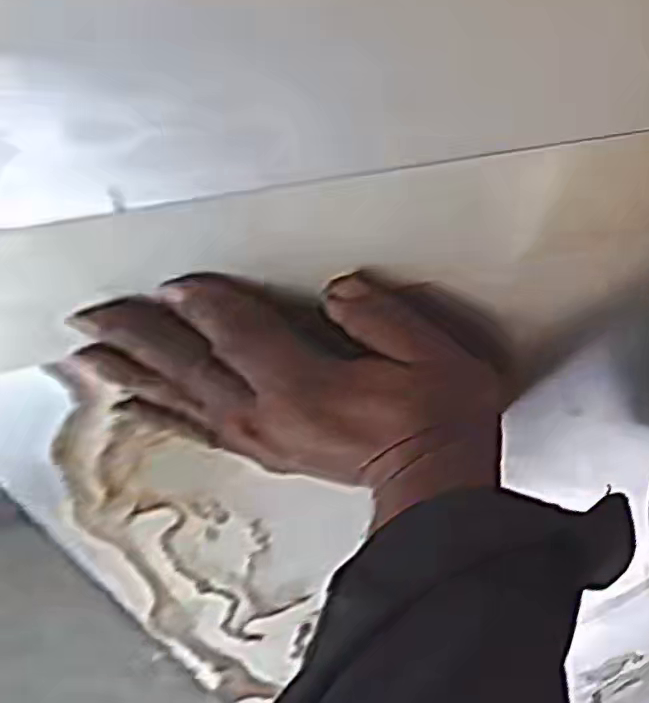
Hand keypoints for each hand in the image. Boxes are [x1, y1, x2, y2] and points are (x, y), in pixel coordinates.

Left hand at [62, 271, 505, 529]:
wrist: (438, 472)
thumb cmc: (442, 414)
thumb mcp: (435, 354)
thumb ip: (386, 319)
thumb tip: (344, 291)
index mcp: (309, 385)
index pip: (244, 334)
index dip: (212, 305)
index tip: (183, 286)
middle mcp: (270, 414)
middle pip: (195, 368)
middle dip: (145, 337)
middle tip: (103, 316)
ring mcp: (265, 437)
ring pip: (184, 399)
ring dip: (136, 373)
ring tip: (96, 354)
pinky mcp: (271, 452)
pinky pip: (198, 429)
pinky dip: (161, 413)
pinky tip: (142, 405)